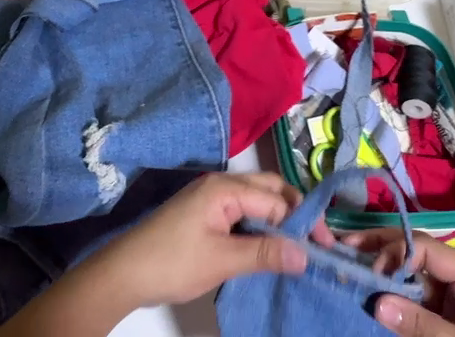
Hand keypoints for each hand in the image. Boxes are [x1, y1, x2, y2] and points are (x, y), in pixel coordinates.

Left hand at [0, 172, 332, 336]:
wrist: (127, 271)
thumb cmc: (174, 262)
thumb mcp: (222, 261)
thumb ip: (264, 254)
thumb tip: (305, 254)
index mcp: (225, 187)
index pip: (275, 200)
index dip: (303, 222)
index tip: (327, 246)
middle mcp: (220, 183)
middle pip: (269, 190)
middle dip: (295, 212)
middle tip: (319, 243)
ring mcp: (211, 197)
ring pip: (257, 200)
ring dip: (279, 219)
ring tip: (301, 246)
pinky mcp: (205, 213)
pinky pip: (243, 211)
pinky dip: (261, 225)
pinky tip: (271, 246)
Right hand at [345, 230, 454, 336]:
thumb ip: (423, 326)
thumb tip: (376, 303)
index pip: (426, 247)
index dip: (393, 252)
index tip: (365, 269)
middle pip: (417, 257)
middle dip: (382, 257)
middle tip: (345, 255)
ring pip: (414, 281)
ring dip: (385, 281)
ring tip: (351, 278)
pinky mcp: (453, 321)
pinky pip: (419, 305)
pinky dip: (397, 305)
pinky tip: (374, 306)